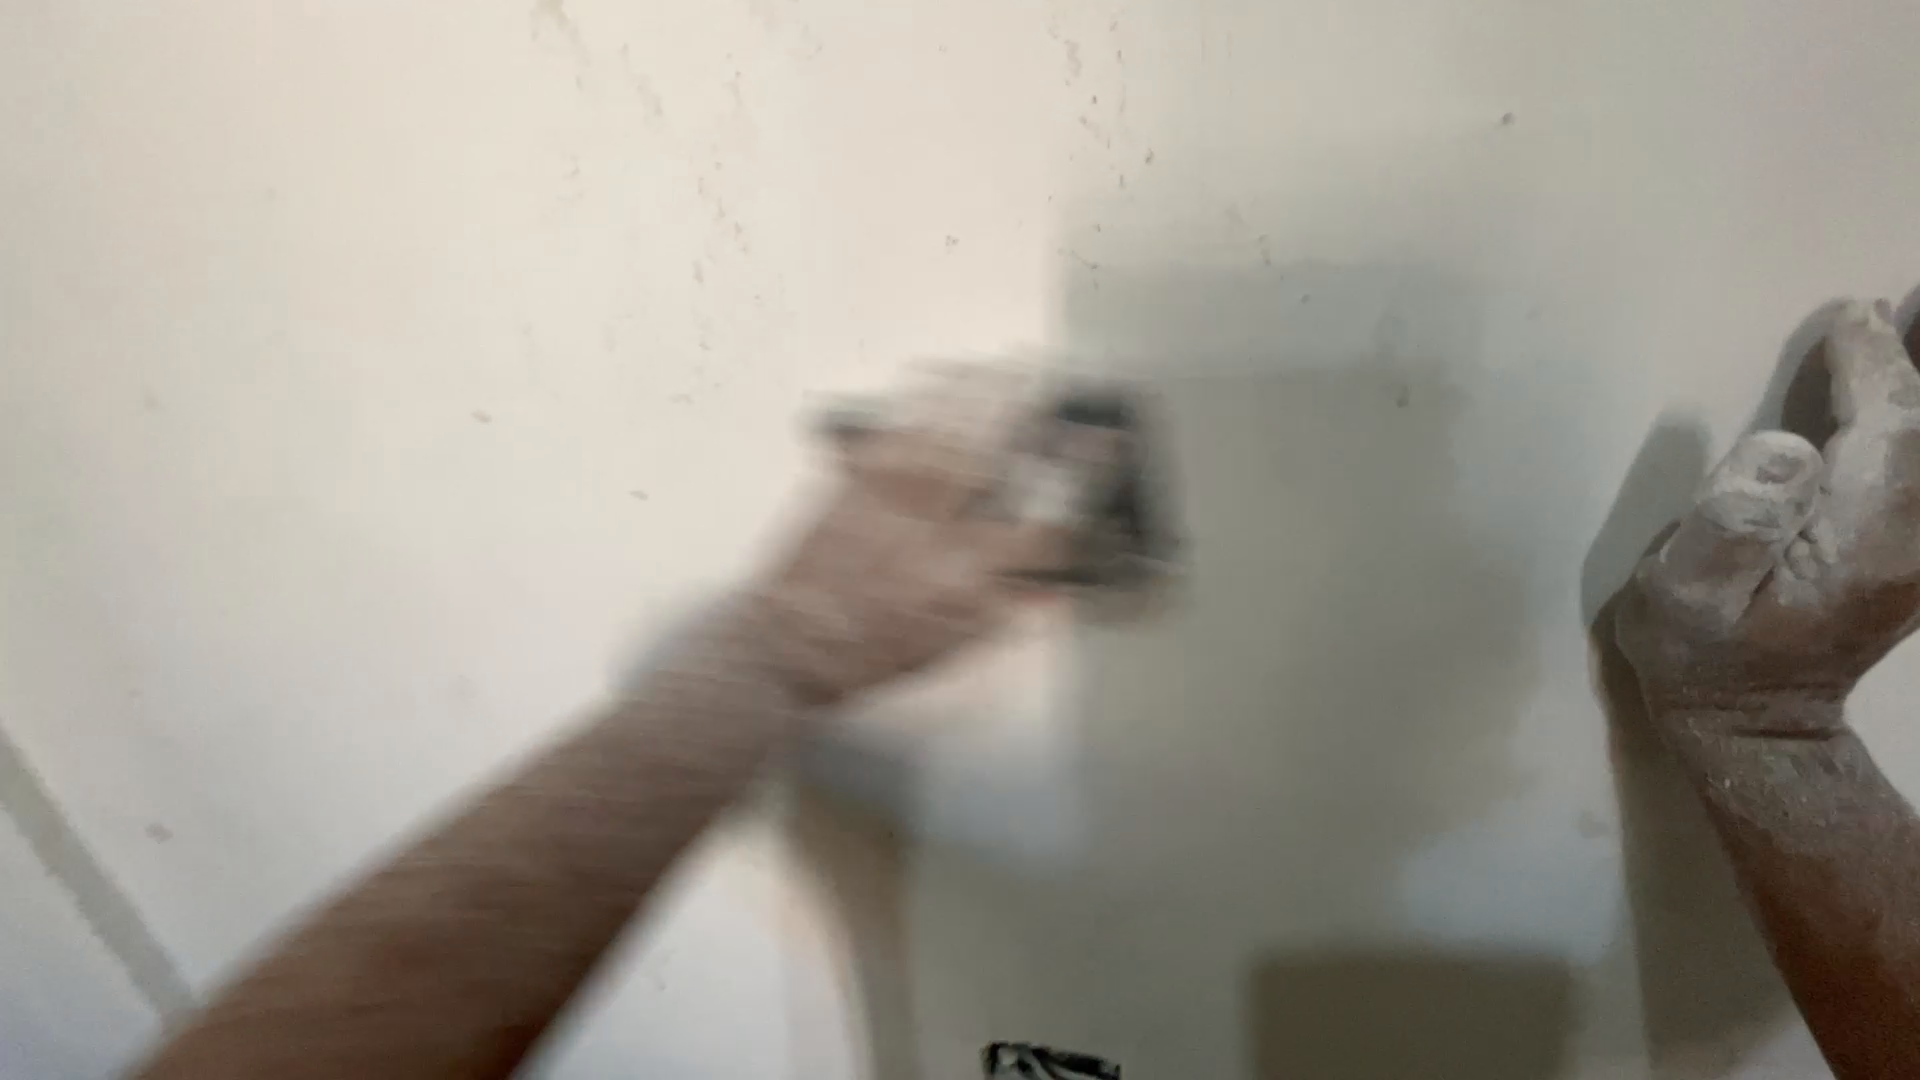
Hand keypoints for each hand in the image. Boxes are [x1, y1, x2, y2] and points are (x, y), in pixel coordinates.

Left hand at [751, 368, 1126, 704]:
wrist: (787, 646)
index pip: (1040, 530)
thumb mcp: (947, 647)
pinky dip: (914, 403)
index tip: (1099, 458)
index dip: (1079, 491)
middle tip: (1048, 383)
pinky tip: (932, 377)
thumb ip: (1002, 613)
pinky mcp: (850, 486)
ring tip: (1002, 365)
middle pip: (993, 464)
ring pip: (943, 439)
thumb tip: (1051, 593)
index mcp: (963, 579)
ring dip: (977, 398)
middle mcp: (932, 533)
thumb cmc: (865, 654)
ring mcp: (889, 502)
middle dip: (1026, 419)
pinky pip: (888, 436)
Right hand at [1615, 300, 1919, 729]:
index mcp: (1861, 539)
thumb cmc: (1697, 653)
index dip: (1873, 369)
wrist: (1751, 716)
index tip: (1850, 316)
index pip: (1886, 431)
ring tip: (1918, 323)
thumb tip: (1778, 443)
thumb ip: (1730, 522)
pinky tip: (1910, 395)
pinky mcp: (1914, 547)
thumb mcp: (1680, 593)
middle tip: (1918, 294)